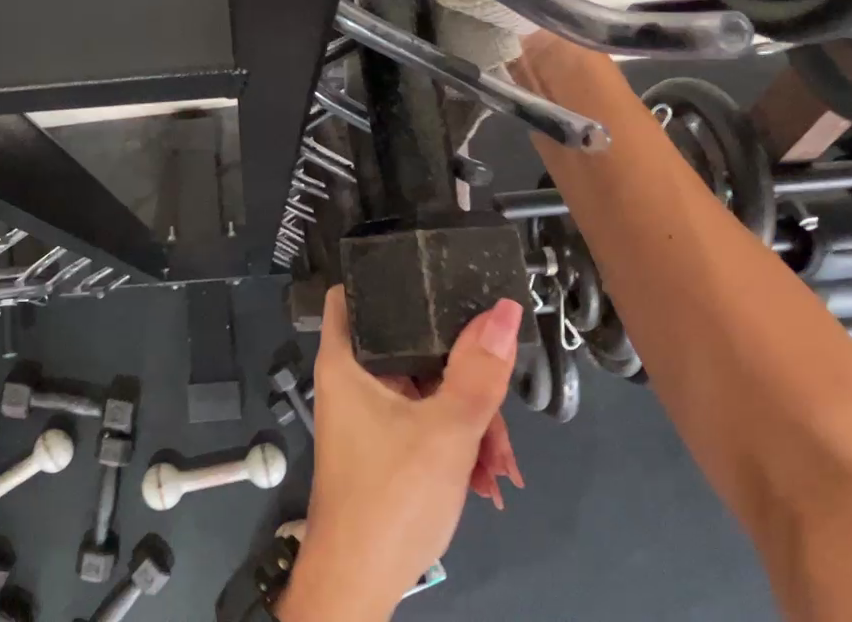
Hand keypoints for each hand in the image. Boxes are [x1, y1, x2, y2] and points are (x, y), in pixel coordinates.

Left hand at [276, 288, 523, 620]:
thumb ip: (479, 371)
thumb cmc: (392, 495)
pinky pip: (425, 421)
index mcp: (347, 360)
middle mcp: (353, 378)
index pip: (352, 293)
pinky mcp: (384, 443)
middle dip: (463, 376)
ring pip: (427, 389)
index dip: (386, 276)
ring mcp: (369, 413)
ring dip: (469, 420)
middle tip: (496, 408)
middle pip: (411, 345)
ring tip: (497, 464)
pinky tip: (487, 476)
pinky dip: (456, 442)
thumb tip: (504, 310)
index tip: (433, 271)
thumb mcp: (447, 429)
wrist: (363, 580)